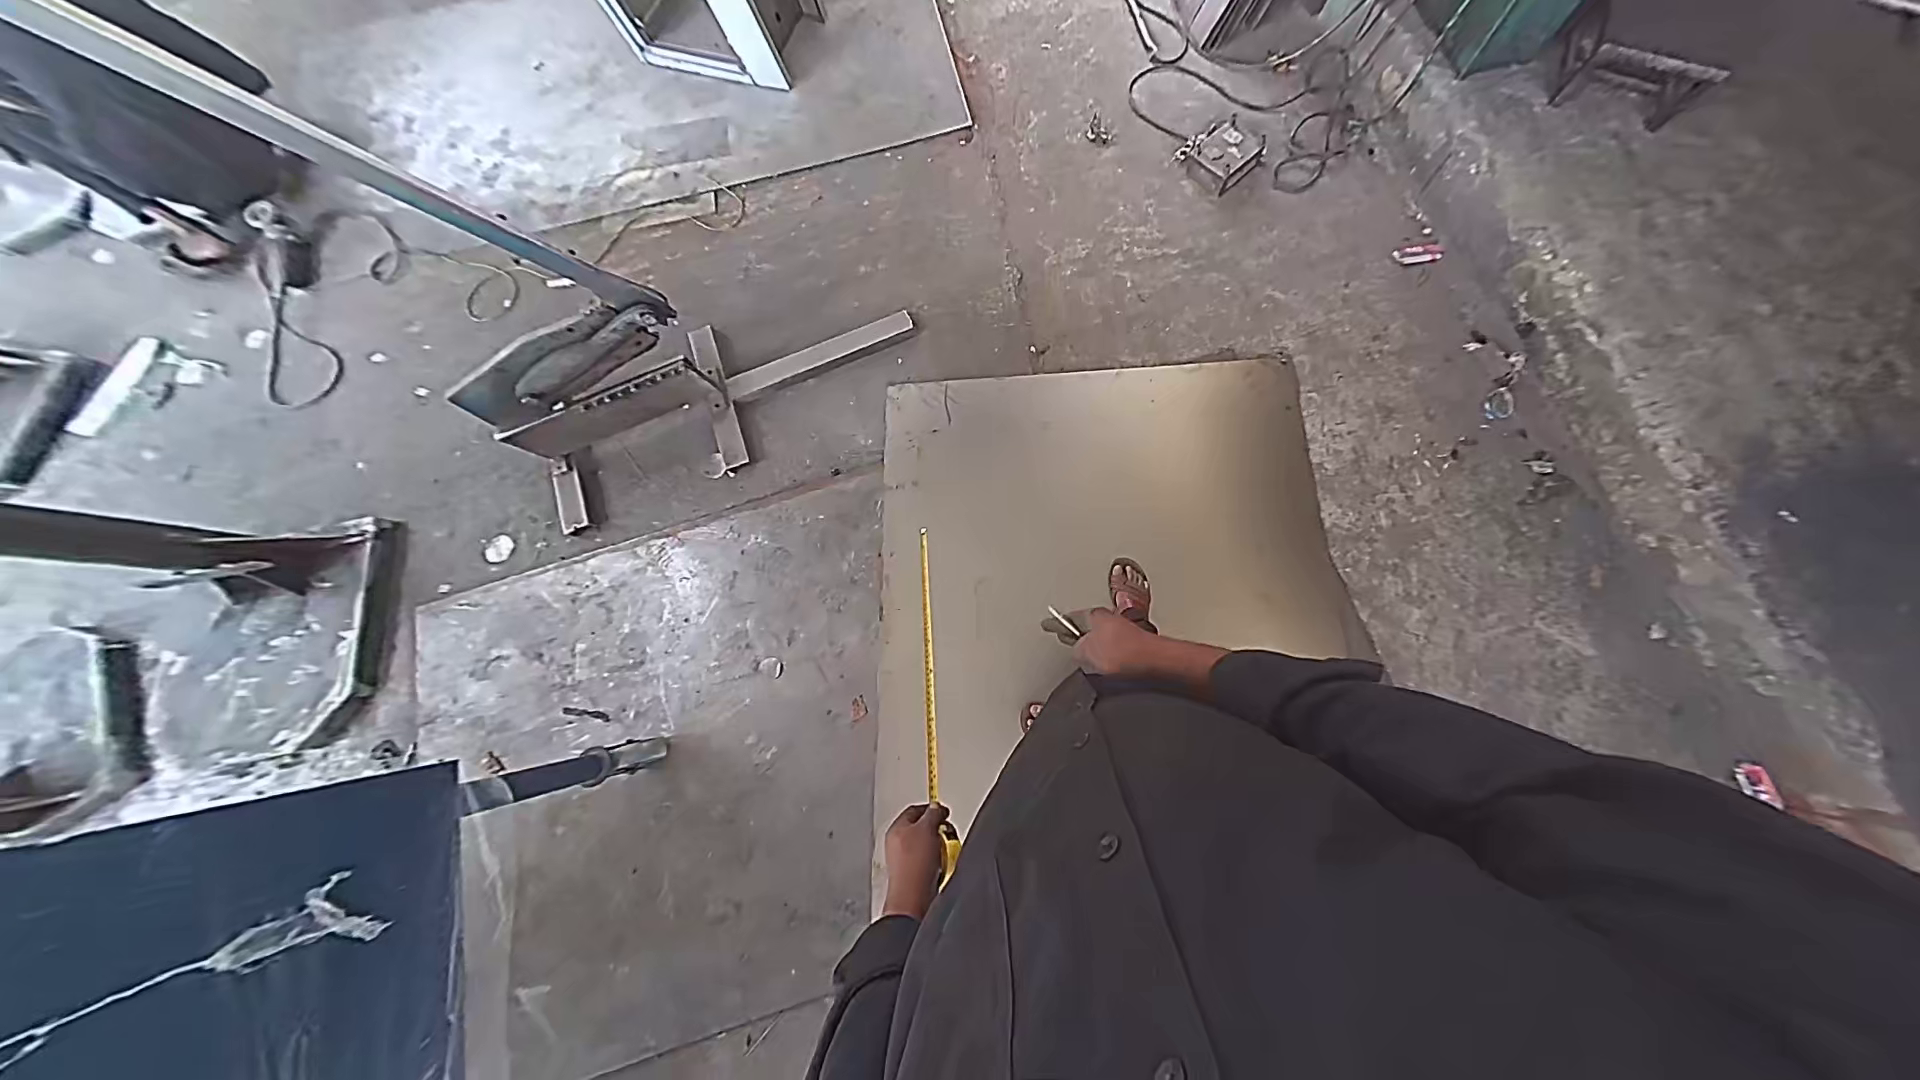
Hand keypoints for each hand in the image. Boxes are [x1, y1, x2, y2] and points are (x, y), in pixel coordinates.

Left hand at [882, 803, 949, 918]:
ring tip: (944, 853)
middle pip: (922, 828)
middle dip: (937, 830)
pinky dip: (939, 862)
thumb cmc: (914, 865)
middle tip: (945, 832)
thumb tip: (936, 807)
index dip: (930, 809)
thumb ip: (933, 813)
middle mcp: (898, 844)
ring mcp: (906, 861)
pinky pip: (931, 863)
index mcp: (896, 829)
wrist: (915, 899)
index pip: (915, 810)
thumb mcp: (927, 828)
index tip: (942, 811)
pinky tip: (942, 867)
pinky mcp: (914, 876)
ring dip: (940, 847)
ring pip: (928, 846)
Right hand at [1066, 607, 1159, 675]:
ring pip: (1102, 641)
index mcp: (1095, 614)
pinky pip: (1116, 652)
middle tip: (1074, 650)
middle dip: (1081, 640)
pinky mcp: (1135, 646)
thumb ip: (1075, 650)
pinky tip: (1113, 669)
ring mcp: (1124, 632)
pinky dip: (1112, 659)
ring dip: (1098, 651)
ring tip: (1098, 665)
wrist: (1153, 662)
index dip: (1058, 624)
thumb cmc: (1124, 651)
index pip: (1071, 618)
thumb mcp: (1084, 652)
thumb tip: (1077, 652)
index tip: (1049, 624)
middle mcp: (1111, 619)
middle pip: (1088, 629)